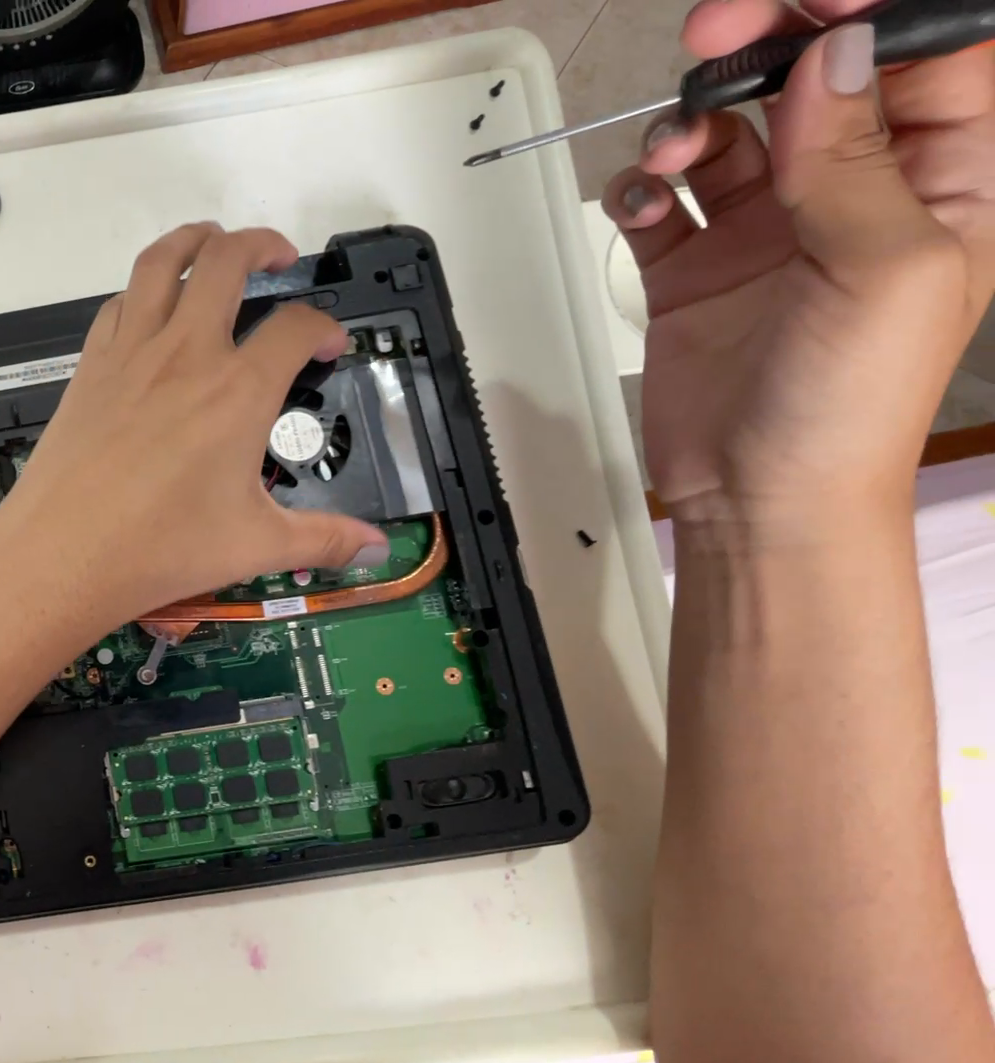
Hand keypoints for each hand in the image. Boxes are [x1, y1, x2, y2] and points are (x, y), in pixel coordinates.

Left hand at [0, 224, 385, 641]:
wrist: (62, 554)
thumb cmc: (154, 549)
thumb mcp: (253, 545)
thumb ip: (322, 538)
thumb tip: (370, 547)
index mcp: (237, 392)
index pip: (297, 327)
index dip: (324, 326)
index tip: (327, 344)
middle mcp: (185, 356)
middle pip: (228, 260)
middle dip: (262, 244)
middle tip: (279, 256)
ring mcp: (131, 355)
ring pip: (162, 262)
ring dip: (193, 239)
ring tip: (212, 241)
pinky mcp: (90, 368)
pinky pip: (116, 303)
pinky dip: (139, 290)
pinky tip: (146, 305)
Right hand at [603, 0, 994, 526]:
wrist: (755, 491)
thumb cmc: (847, 403)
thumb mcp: (886, 268)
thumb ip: (858, 162)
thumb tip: (833, 59)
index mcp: (946, 178)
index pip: (925, 51)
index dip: (867, 11)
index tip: (798, 2)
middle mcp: (851, 193)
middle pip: (811, 79)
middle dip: (760, 48)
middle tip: (709, 41)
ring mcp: (762, 231)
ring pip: (724, 136)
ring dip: (685, 128)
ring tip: (664, 158)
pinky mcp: (689, 269)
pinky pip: (659, 205)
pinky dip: (638, 193)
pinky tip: (637, 207)